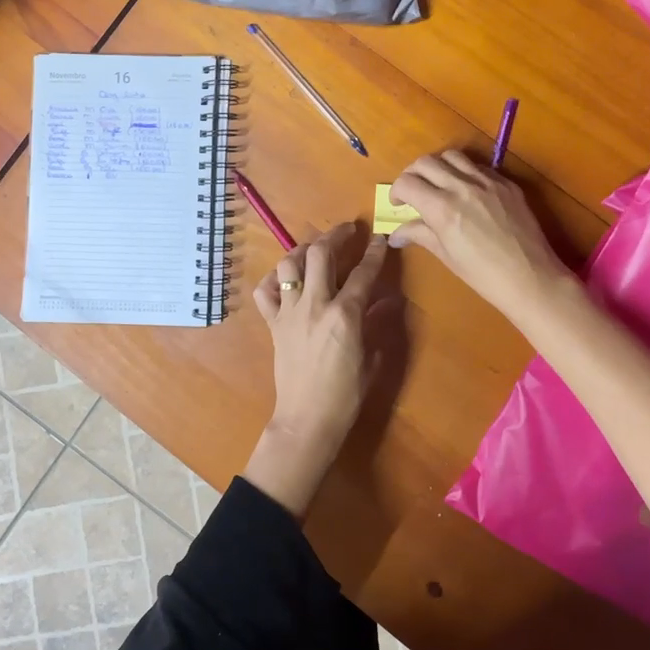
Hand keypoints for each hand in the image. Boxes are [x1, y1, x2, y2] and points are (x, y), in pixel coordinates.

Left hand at [243, 223, 395, 514]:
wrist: (307, 419)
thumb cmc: (346, 395)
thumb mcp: (371, 358)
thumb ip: (376, 325)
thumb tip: (383, 302)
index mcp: (345, 315)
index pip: (363, 272)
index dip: (374, 251)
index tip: (380, 237)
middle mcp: (315, 305)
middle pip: (321, 254)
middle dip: (336, 235)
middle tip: (347, 230)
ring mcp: (289, 313)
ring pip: (289, 264)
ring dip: (303, 250)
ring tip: (315, 248)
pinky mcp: (273, 324)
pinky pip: (266, 292)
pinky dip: (274, 280)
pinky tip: (285, 280)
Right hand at [387, 150, 571, 321]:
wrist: (530, 277)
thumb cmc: (483, 275)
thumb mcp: (446, 255)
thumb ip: (420, 234)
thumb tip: (395, 234)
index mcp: (442, 208)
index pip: (407, 182)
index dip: (396, 191)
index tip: (399, 204)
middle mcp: (462, 187)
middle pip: (425, 162)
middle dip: (413, 174)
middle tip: (414, 191)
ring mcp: (487, 181)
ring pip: (452, 156)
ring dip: (438, 166)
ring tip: (440, 183)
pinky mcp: (506, 183)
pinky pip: (478, 166)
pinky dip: (465, 171)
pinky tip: (468, 190)